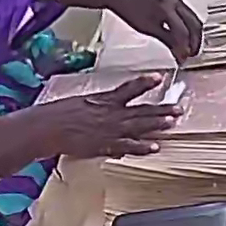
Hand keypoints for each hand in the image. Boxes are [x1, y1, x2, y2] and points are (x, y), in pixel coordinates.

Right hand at [3, 75, 180, 159]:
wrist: (47, 127)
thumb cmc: (58, 115)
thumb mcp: (80, 105)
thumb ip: (97, 109)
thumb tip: (106, 109)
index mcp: (104, 100)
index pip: (129, 89)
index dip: (145, 83)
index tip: (160, 78)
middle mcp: (111, 113)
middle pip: (142, 110)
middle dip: (162, 109)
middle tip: (179, 108)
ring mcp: (111, 130)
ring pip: (140, 126)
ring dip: (158, 124)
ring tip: (173, 122)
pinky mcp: (107, 145)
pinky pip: (128, 146)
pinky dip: (142, 147)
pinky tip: (155, 147)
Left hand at [109, 0, 204, 61]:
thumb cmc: (131, 10)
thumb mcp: (150, 29)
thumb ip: (168, 41)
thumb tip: (181, 54)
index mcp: (166, 7)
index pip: (183, 32)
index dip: (184, 48)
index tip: (183, 60)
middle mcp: (174, 1)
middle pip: (194, 25)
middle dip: (194, 43)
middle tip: (190, 56)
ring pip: (194, 20)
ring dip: (194, 36)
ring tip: (189, 49)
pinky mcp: (174, 0)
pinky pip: (189, 16)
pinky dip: (190, 28)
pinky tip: (185, 38)